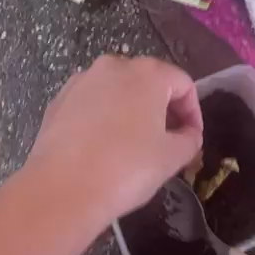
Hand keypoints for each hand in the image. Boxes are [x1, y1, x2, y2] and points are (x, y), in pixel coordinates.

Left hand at [23, 55, 203, 225]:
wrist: (62, 189)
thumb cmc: (126, 169)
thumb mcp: (171, 158)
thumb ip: (189, 140)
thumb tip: (188, 134)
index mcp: (148, 73)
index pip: (183, 84)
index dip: (193, 111)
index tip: (192, 138)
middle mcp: (115, 65)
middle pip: (149, 81)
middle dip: (162, 108)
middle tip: (167, 141)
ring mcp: (84, 79)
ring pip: (118, 89)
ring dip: (131, 110)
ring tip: (133, 144)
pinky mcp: (60, 98)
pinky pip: (92, 101)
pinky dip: (103, 116)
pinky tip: (101, 146)